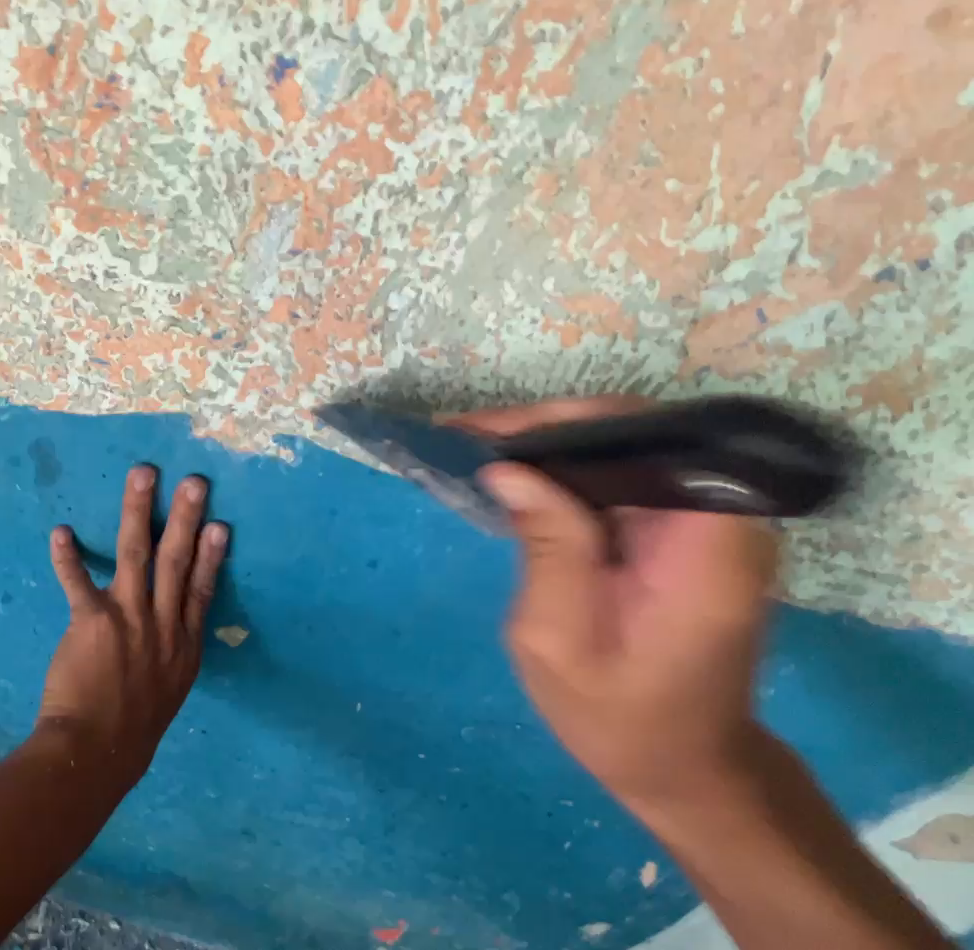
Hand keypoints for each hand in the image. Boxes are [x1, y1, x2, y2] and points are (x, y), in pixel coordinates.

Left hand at [36, 464, 228, 785]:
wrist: (98, 751)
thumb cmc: (132, 725)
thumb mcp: (169, 688)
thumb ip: (169, 651)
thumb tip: (165, 625)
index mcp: (183, 645)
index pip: (202, 591)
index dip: (212, 557)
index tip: (221, 525)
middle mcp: (162, 626)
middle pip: (177, 562)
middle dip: (186, 518)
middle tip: (195, 482)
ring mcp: (129, 620)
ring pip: (137, 555)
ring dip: (138, 511)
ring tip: (142, 476)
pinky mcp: (93, 622)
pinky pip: (78, 582)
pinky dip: (68, 556)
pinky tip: (62, 531)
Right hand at [457, 398, 781, 813]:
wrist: (680, 763)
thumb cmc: (616, 714)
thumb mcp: (558, 637)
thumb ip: (547, 546)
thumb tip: (508, 469)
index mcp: (706, 546)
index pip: (650, 441)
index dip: (569, 423)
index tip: (491, 434)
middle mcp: (722, 521)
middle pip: (637, 435)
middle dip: (545, 426)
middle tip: (464, 436)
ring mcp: (703, 525)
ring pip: (623, 450)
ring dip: (547, 444)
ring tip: (471, 447)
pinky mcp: (679, 534)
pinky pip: (619, 477)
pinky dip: (561, 470)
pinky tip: (509, 475)